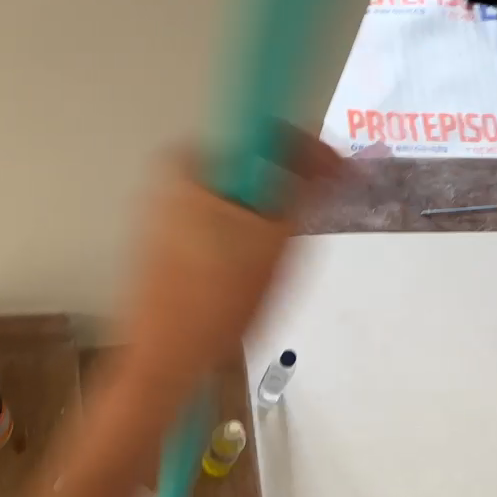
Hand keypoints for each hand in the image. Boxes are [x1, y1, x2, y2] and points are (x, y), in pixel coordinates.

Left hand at [114, 133, 342, 399]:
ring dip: (262, 230)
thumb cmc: (215, 305)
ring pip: (233, 208)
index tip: (337, 174)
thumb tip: (335, 157)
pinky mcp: (160, 250)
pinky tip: (245, 284)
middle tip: (301, 236)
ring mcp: (159, 217)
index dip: (306, 149)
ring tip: (272, 271)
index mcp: (186, 162)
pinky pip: (214, 235)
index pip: (260, 130)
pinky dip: (238, 248)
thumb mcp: (276, 242)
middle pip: (247, 173)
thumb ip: (307, 187)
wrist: (163, 365)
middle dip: (282, 199)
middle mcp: (166, 181)